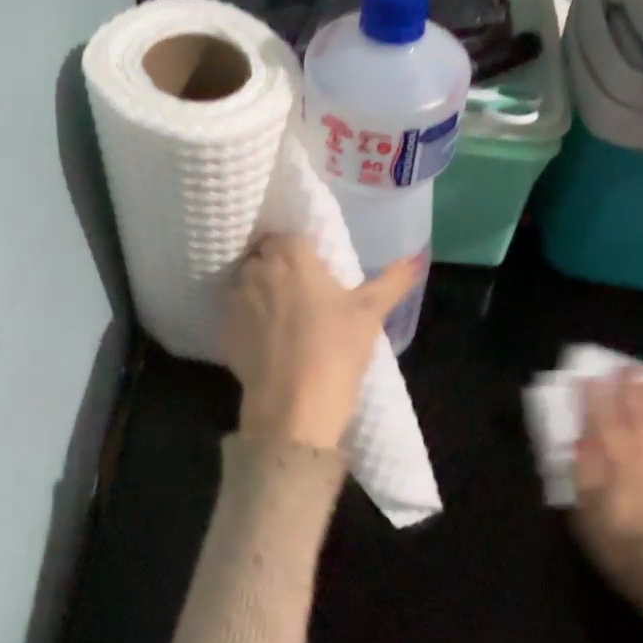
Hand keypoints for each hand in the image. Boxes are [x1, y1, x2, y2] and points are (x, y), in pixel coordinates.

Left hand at [221, 233, 423, 450]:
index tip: (312, 264)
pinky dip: (248, 323)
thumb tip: (417, 257)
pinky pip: (235, 317)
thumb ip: (393, 280)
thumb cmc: (336, 350)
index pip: (286, 235)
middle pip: (262, 257)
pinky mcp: (225, 334)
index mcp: (291, 256)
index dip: (298, 248)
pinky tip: (267, 342)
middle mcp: (257, 271)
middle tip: (301, 289)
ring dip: (259, 293)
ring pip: (245, 285)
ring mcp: (235, 303)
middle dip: (277, 266)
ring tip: (283, 316)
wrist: (293, 408)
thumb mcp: (371, 313)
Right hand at [572, 370, 642, 585]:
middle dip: (630, 384)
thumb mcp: (584, 513)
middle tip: (626, 367)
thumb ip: (581, 473)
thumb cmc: (622, 545)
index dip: (593, 393)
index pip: (598, 414)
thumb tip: (578, 441)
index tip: (588, 375)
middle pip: (636, 407)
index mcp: (610, 457)